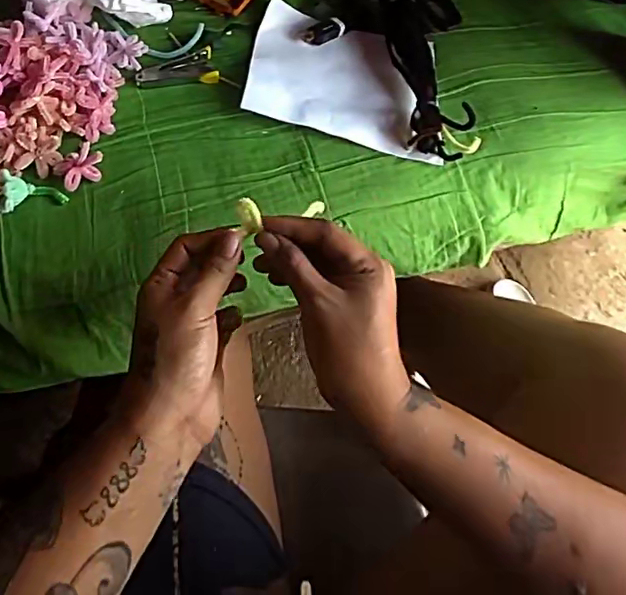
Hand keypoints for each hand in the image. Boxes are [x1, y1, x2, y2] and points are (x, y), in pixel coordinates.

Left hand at [120, 228, 245, 443]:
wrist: (171, 418)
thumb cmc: (175, 358)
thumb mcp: (195, 307)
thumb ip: (215, 271)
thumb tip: (233, 236)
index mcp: (162, 285)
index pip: (186, 247)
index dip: (211, 239)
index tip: (240, 237)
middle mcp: (174, 299)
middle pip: (200, 266)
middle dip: (223, 258)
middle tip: (250, 256)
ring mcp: (190, 322)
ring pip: (212, 290)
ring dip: (230, 281)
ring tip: (248, 280)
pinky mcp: (206, 343)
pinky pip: (221, 317)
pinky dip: (232, 311)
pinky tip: (240, 314)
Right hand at [251, 216, 411, 431]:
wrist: (369, 401)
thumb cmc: (348, 350)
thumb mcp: (318, 302)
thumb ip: (293, 265)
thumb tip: (267, 237)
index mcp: (367, 262)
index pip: (325, 232)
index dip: (291, 226)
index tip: (260, 224)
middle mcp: (364, 267)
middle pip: (321, 244)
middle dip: (288, 242)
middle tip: (255, 242)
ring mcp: (356, 284)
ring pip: (317, 261)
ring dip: (289, 259)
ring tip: (259, 261)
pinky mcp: (345, 300)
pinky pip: (319, 277)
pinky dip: (297, 275)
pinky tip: (275, 276)